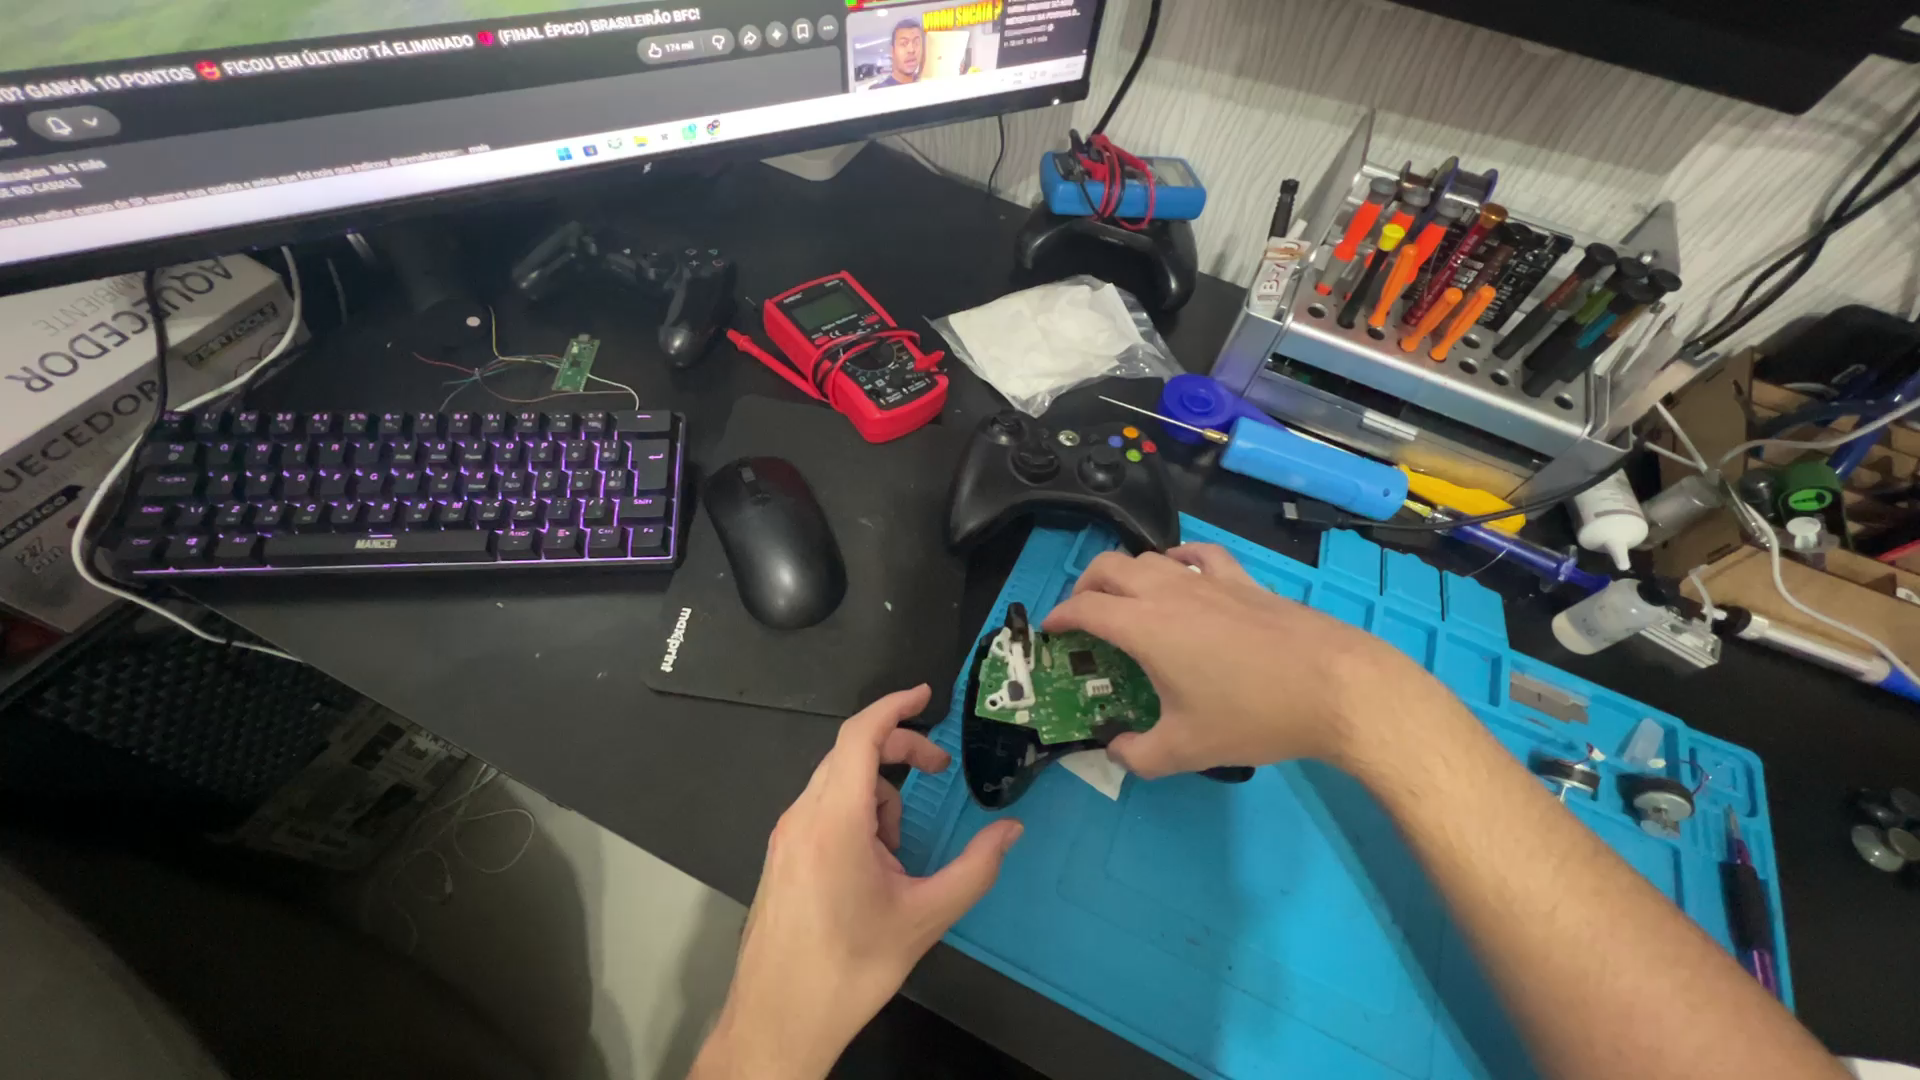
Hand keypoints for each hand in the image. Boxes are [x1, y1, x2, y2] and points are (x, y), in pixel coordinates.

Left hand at [691, 685, 1022, 1079]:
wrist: (776, 1023)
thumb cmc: (851, 968)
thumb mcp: (924, 918)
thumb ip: (975, 868)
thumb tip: (1011, 830)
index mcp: (834, 820)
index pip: (860, 735)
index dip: (895, 706)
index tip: (926, 695)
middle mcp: (802, 815)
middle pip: (852, 753)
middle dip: (900, 752)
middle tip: (940, 769)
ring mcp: (786, 834)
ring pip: (839, 783)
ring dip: (880, 795)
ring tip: (899, 851)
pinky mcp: (782, 853)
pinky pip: (824, 808)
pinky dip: (857, 815)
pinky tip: (873, 865)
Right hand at [1041, 543, 1456, 777]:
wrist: (1336, 688)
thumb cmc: (1253, 716)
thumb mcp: (1186, 750)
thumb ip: (1137, 755)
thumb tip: (1116, 751)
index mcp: (1144, 627)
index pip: (1084, 607)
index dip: (1059, 616)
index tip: (1051, 630)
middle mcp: (1168, 592)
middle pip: (1108, 567)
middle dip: (1084, 586)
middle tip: (1082, 614)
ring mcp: (1209, 580)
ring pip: (1151, 557)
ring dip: (1127, 573)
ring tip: (1128, 601)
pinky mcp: (1244, 580)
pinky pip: (1200, 555)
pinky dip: (1180, 561)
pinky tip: (1185, 576)